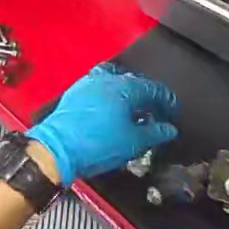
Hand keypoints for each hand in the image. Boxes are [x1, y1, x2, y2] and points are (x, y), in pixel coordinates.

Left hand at [27, 65, 179, 182]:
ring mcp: (89, 84)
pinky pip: (101, 90)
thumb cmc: (98, 144)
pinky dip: (112, 99)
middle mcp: (108, 79)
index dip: (167, 101)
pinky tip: (112, 114)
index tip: (173, 113)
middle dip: (148, 99)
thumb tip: (169, 129)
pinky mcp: (75, 93)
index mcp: (125, 87)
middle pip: (135, 84)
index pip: (154, 89)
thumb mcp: (133, 142)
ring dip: (128, 98)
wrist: (55, 150)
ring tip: (134, 115)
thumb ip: (155, 133)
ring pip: (116, 85)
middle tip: (156, 115)